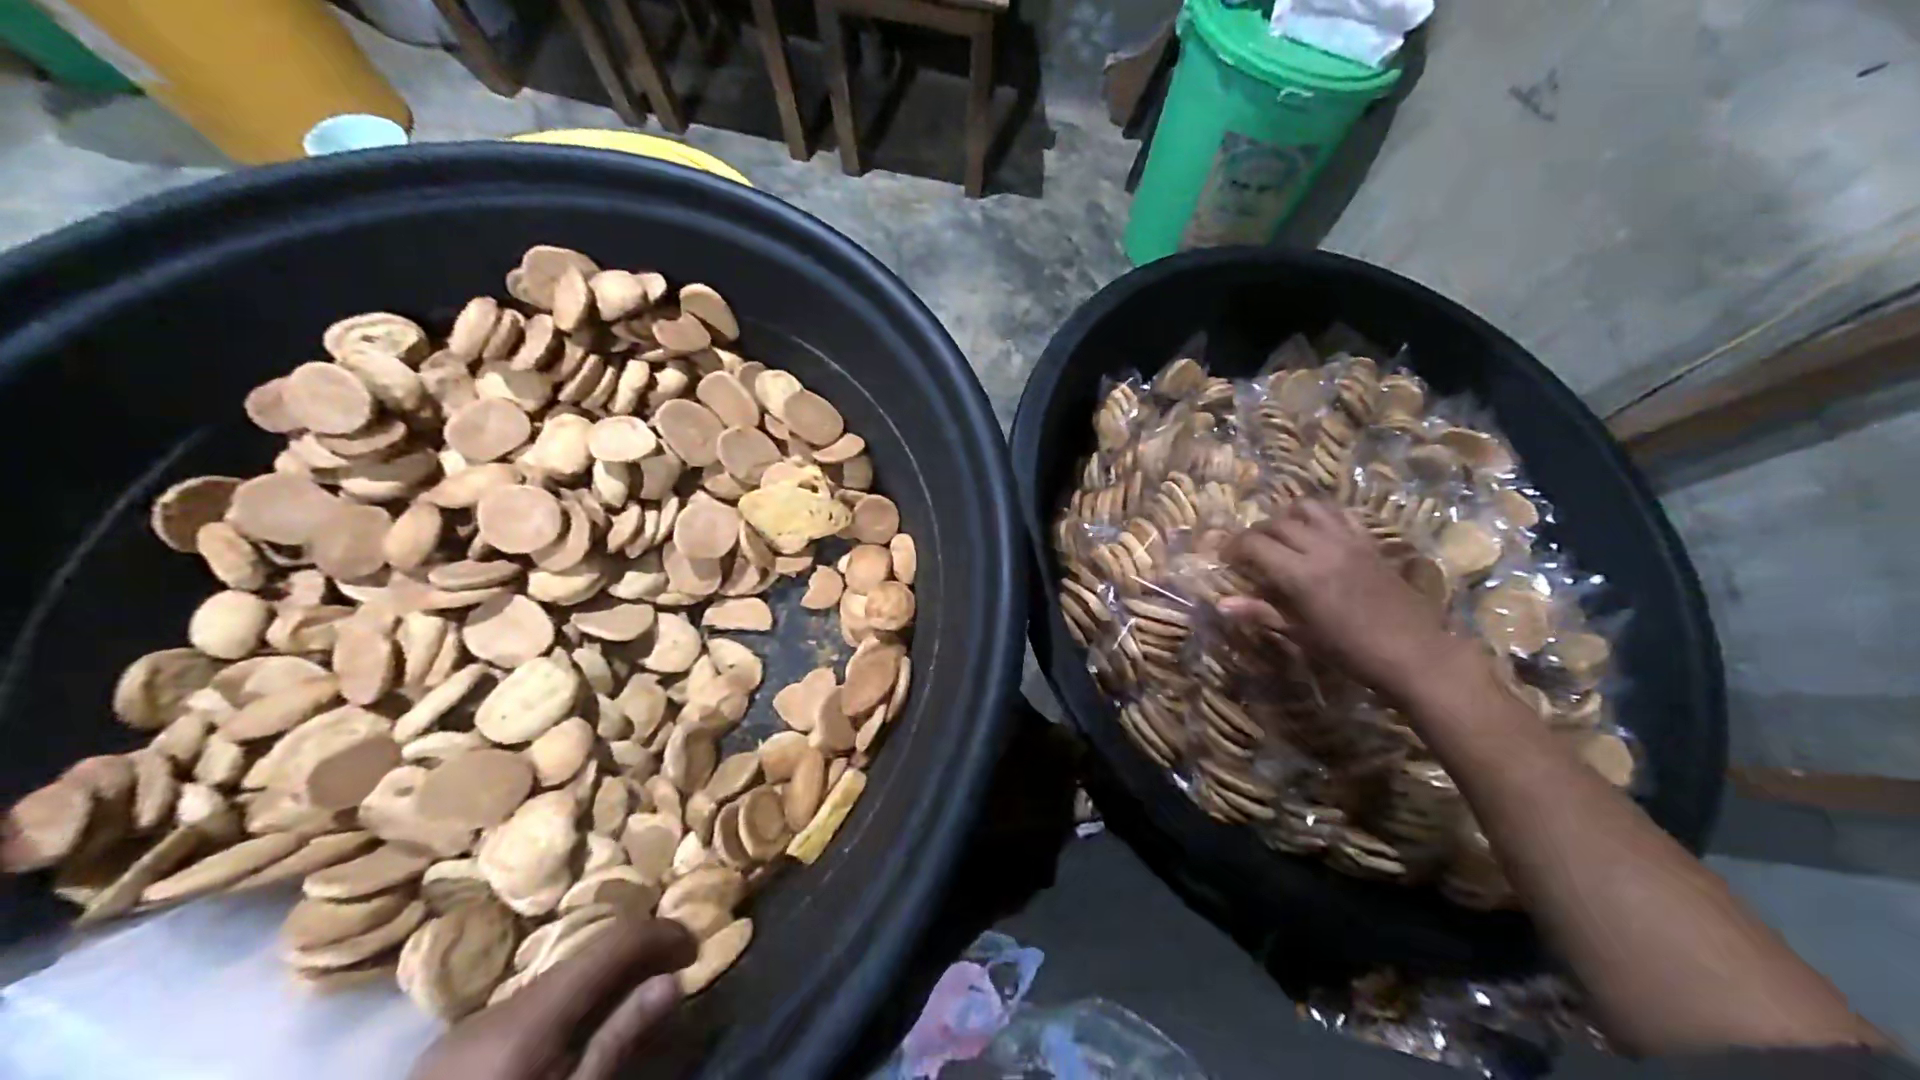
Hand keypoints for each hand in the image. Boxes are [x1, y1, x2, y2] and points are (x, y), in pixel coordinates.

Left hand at [411, 916, 697, 1079]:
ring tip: (631, 1006)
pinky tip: (574, 1037)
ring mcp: (470, 1024)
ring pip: (556, 981)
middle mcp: (502, 1002)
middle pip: (584, 957)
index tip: (695, 946)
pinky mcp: (452, 1048)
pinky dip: (565, 1006)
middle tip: (674, 975)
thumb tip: (673, 979)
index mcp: (533, 1014)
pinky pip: (527, 1007)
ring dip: (600, 982)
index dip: (660, 933)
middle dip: (635, 958)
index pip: (612, 942)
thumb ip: (619, 1039)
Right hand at [1222, 498, 1471, 705]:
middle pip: (1276, 524)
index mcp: (1301, 574)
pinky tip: (1315, 533)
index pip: (1254, 544)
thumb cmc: (1351, 652)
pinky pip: (1339, 515)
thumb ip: (1261, 612)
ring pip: (1308, 508)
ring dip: (1286, 517)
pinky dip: (1319, 517)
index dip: (1233, 547)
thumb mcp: (1301, 634)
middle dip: (1255, 533)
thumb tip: (1222, 604)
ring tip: (1280, 535)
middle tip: (1247, 552)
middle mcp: (1322, 548)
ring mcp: (1349, 541)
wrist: (1415, 654)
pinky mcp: (1369, 542)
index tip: (1225, 559)